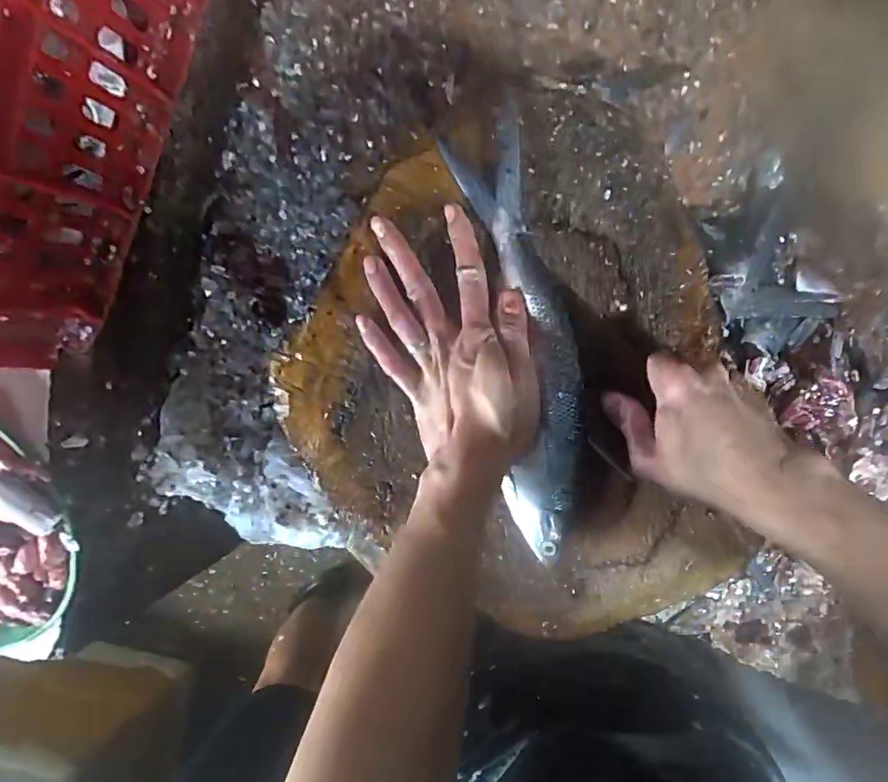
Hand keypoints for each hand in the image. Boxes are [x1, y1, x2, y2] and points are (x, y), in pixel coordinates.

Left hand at [359, 207, 538, 501]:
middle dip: (403, 256)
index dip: (464, 244)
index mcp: (478, 338)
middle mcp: (447, 344)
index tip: (452, 211)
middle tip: (379, 224)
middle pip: (423, 293)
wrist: (473, 463)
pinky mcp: (418, 393)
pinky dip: (377, 343)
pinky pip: (394, 364)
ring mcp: (427, 368)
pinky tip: (360, 321)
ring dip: (383, 290)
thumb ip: (516, 334)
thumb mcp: (526, 376)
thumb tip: (509, 292)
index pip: (473, 280)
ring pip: (402, 321)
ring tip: (366, 260)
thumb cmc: (507, 422)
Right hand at [602, 353, 835, 517]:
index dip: (651, 379)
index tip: (652, 402)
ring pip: (709, 380)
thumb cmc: (703, 473)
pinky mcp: (756, 392)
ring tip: (707, 431)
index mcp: (677, 383)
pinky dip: (726, 405)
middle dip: (678, 389)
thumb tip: (611, 399)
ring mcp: (736, 379)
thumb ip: (630, 425)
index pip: (655, 359)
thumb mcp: (653, 461)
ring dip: (704, 397)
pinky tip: (729, 433)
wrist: (767, 478)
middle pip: (684, 369)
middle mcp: (708, 371)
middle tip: (678, 423)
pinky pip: (731, 391)